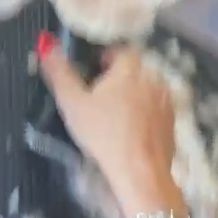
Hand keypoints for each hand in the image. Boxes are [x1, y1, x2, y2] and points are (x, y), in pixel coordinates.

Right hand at [37, 42, 182, 215]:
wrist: (141, 174)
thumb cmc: (103, 134)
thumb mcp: (72, 102)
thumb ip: (58, 71)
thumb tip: (45, 43)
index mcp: (130, 69)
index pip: (120, 49)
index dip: (104, 57)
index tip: (90, 73)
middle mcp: (153, 79)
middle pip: (133, 68)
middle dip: (116, 77)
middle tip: (96, 96)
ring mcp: (166, 102)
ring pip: (145, 88)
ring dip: (131, 94)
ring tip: (112, 115)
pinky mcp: (172, 123)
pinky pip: (155, 108)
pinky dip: (143, 113)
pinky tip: (129, 131)